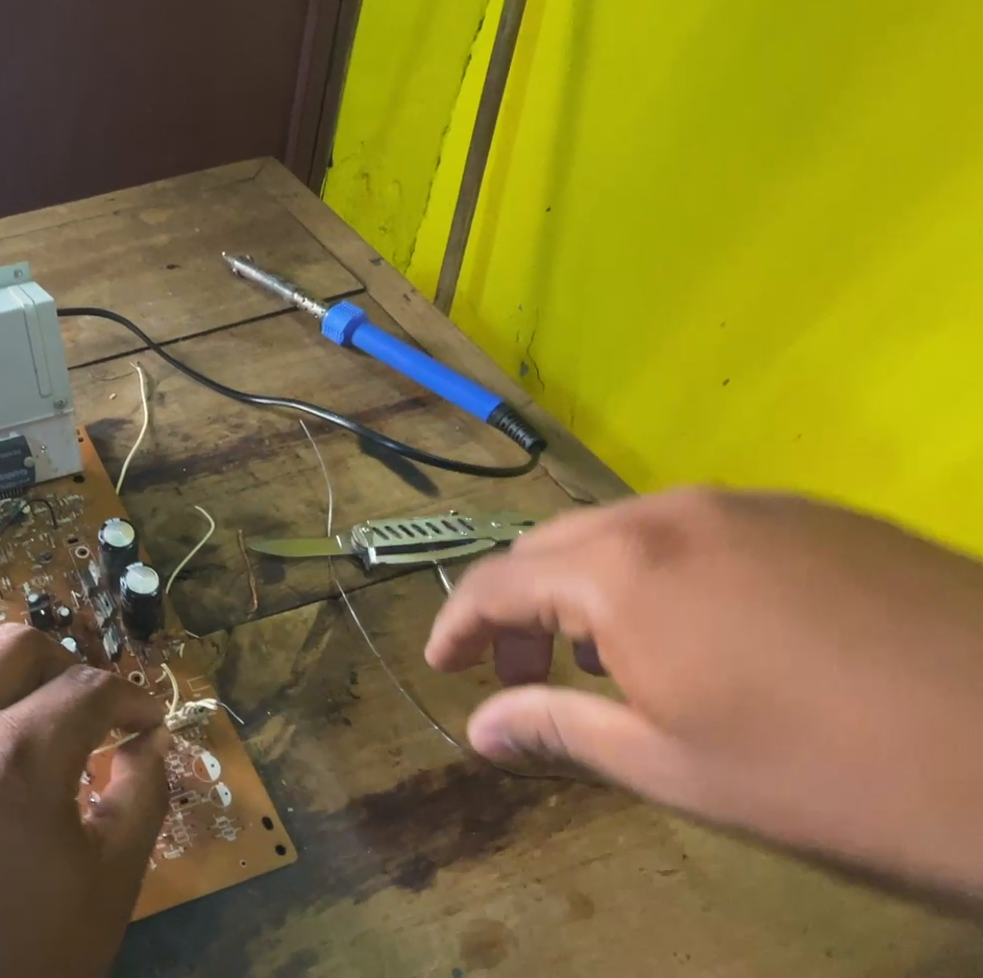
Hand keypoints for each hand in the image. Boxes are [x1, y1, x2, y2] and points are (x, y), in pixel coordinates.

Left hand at [0, 625, 170, 977]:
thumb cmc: (25, 962)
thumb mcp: (109, 886)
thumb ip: (141, 796)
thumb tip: (149, 738)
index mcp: (18, 756)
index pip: (90, 690)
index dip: (130, 699)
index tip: (142, 720)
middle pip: (13, 645)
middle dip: (61, 667)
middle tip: (79, 710)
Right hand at [426, 488, 982, 901]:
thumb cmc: (838, 774)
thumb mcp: (676, 767)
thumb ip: (558, 729)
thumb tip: (478, 728)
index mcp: (620, 571)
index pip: (494, 583)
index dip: (456, 625)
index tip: (443, 664)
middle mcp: (666, 515)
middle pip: (548, 547)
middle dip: (517, 606)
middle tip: (521, 671)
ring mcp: (747, 505)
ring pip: (618, 531)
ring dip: (582, 585)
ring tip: (603, 655)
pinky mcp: (814, 515)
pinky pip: (693, 529)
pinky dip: (654, 571)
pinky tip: (694, 627)